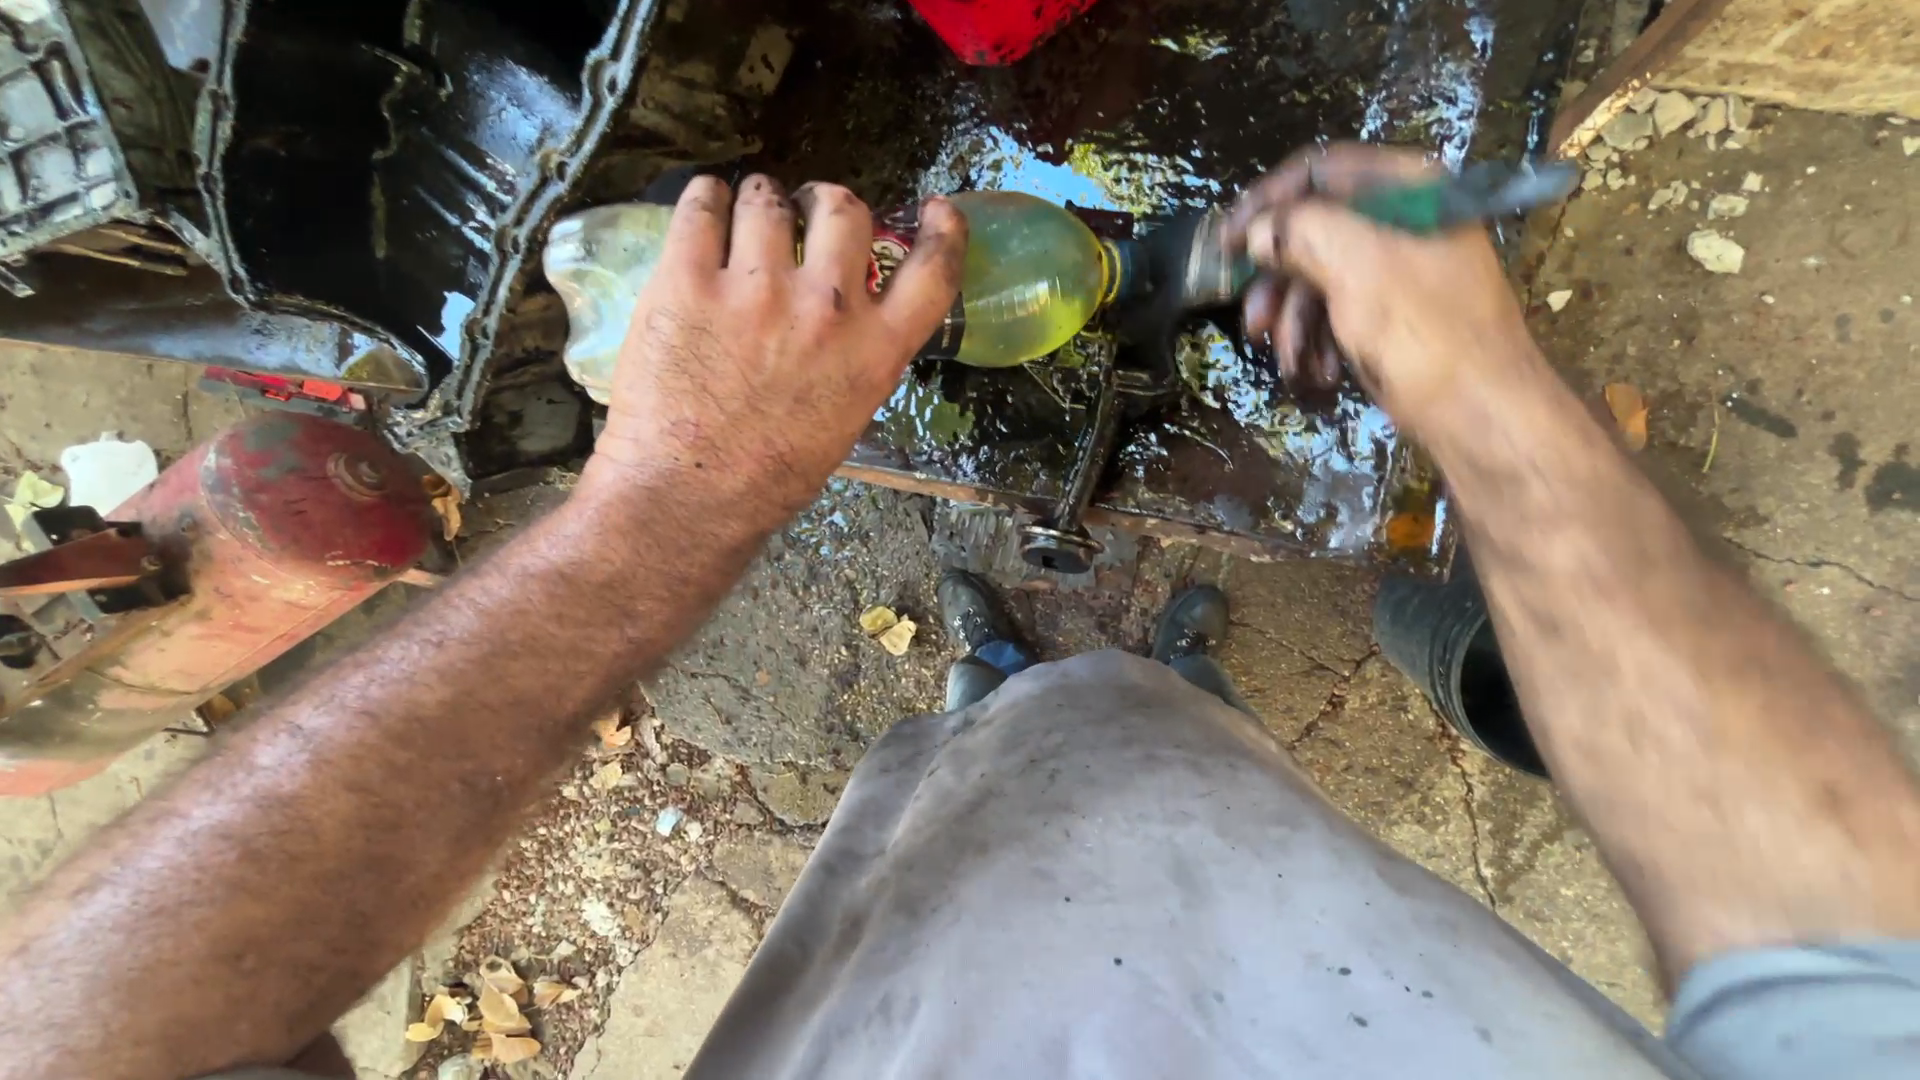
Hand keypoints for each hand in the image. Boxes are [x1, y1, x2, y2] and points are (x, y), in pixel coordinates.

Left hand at [581, 174, 965, 529]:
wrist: (689, 497)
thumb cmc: (772, 476)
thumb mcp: (845, 419)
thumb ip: (858, 358)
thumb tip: (847, 316)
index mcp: (874, 352)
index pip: (932, 273)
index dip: (943, 231)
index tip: (936, 209)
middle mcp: (826, 309)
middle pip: (844, 210)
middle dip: (826, 203)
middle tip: (806, 213)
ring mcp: (756, 290)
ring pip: (768, 197)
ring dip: (763, 200)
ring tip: (747, 217)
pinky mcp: (688, 280)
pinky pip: (703, 204)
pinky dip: (707, 198)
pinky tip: (706, 210)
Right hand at [1223, 143, 1535, 435]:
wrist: (1481, 414)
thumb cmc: (1423, 336)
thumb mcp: (1357, 270)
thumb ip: (1301, 233)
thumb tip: (1258, 230)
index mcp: (1406, 188)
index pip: (1318, 170)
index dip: (1265, 203)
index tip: (1226, 243)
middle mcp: (1402, 218)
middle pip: (1312, 232)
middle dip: (1278, 283)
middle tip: (1253, 323)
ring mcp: (1398, 268)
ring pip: (1318, 279)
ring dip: (1294, 323)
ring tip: (1291, 362)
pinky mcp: (1393, 311)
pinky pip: (1338, 310)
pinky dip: (1319, 341)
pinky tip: (1319, 372)